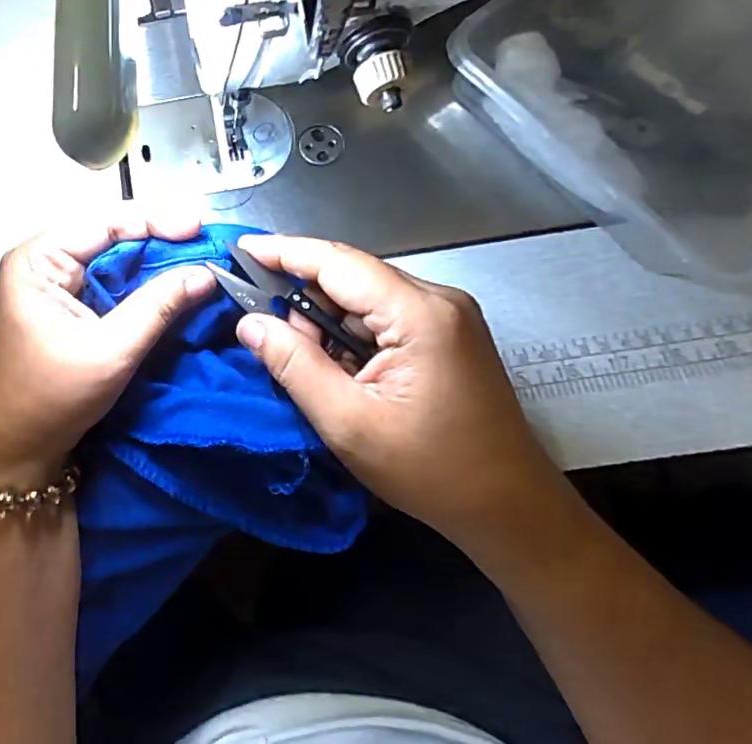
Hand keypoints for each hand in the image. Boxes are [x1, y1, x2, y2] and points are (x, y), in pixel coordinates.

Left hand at [0, 205, 215, 485]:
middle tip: (207, 240)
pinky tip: (177, 279)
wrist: (16, 452)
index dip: (156, 219)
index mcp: (37, 261)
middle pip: (112, 232)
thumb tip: (207, 273)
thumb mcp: (111, 350)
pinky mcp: (71, 303)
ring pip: (117, 255)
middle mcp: (44, 262)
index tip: (199, 227)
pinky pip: (115, 279)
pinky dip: (147, 279)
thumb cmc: (52, 398)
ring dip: (158, 257)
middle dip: (161, 235)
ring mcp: (57, 282)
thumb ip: (159, 306)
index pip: (105, 222)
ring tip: (201, 254)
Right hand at [231, 234, 573, 551]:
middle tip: (273, 337)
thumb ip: (296, 366)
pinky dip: (358, 334)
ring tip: (317, 368)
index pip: (340, 262)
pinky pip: (389, 315)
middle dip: (307, 299)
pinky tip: (347, 370)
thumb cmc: (431, 472)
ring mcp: (449, 313)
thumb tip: (251, 324)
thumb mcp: (350, 424)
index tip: (243, 247)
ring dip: (333, 321)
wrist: (509, 504)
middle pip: (355, 276)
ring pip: (370, 296)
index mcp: (420, 313)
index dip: (286, 251)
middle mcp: (439, 298)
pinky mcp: (451, 331)